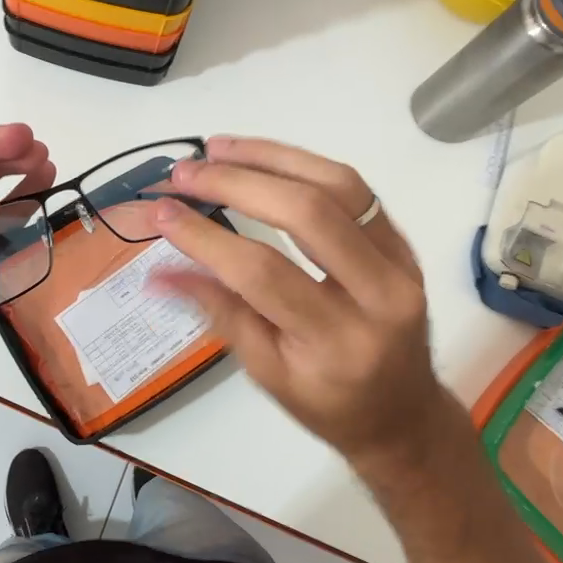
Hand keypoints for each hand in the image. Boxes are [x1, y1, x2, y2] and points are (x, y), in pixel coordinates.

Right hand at [150, 136, 450, 476]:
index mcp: (338, 342)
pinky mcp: (403, 243)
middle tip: (184, 173)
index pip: (263, 273)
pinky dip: (302, 164)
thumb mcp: (265, 372)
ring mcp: (401, 263)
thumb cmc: (327, 403)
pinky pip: (354, 188)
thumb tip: (158, 272)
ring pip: (338, 185)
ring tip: (217, 148)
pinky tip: (260, 158)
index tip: (162, 212)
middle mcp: (379, 296)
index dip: (207, 238)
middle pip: (308, 214)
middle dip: (237, 183)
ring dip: (271, 157)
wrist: (404, 414)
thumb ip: (218, 312)